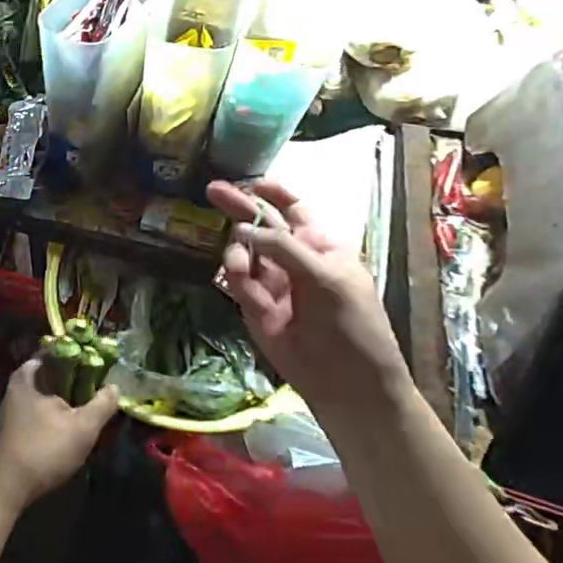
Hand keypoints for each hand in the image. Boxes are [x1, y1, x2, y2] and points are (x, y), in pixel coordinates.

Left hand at [0, 358, 119, 509]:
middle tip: (102, 388)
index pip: (59, 351)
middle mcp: (19, 384)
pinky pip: (43, 407)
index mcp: (30, 374)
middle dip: (79, 379)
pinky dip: (59, 411)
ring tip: (94, 406)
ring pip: (50, 392)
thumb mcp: (82, 428)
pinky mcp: (18, 423)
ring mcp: (16, 404)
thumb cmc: (44, 449)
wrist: (7, 485)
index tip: (104, 364)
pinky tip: (75, 425)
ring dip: (70, 398)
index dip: (82, 355)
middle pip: (56, 373)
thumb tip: (114, 386)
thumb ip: (101, 404)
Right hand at [206, 179, 410, 412]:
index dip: (274, 193)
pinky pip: (236, 283)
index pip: (295, 209)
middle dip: (238, 207)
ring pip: (242, 253)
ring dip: (237, 255)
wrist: (346, 381)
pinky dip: (237, 282)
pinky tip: (245, 291)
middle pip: (260, 224)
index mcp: (320, 246)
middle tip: (211, 190)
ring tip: (238, 269)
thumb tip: (240, 229)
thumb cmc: (352, 324)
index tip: (252, 181)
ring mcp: (271, 282)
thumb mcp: (326, 277)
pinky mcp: (252, 306)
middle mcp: (293, 259)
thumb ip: (283, 248)